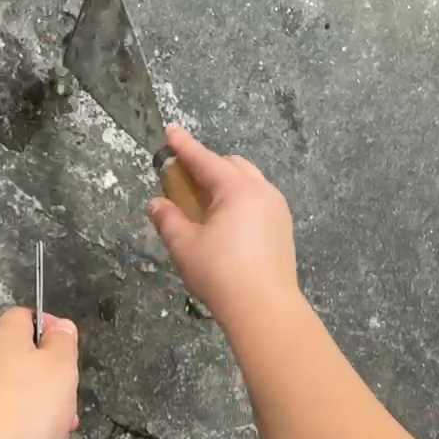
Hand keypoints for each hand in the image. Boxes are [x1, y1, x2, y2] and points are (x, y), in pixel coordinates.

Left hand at [0, 307, 79, 438]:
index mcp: (4, 337)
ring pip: (10, 389)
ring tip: (56, 432)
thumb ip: (64, 343)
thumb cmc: (25, 409)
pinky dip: (15, 424)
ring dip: (36, 406)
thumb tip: (60, 326)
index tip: (67, 350)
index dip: (48, 328)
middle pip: (19, 357)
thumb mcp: (61, 368)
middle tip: (67, 402)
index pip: (23, 316)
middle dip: (47, 378)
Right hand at [147, 126, 302, 328]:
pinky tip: (228, 222)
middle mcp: (261, 190)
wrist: (262, 305)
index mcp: (236, 189)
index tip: (170, 132)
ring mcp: (277, 207)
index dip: (184, 147)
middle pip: (231, 165)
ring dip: (226, 182)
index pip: (205, 160)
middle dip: (207, 165)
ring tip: (206, 202)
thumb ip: (168, 220)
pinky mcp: (283, 226)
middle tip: (185, 179)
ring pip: (248, 181)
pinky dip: (240, 200)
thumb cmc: (219, 273)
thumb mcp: (184, 246)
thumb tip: (156, 204)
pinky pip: (258, 200)